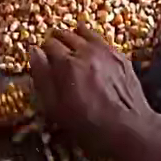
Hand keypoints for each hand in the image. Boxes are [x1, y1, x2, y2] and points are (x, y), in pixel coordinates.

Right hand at [27, 28, 158, 155]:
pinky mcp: (120, 56)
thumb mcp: (54, 106)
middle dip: (57, 40)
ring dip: (74, 36)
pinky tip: (90, 47)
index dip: (43, 50)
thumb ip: (42, 77)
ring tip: (71, 43)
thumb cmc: (86, 122)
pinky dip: (92, 40)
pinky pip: (102, 40)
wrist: (127, 128)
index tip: (43, 57)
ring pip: (85, 33)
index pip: (49, 44)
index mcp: (66, 64)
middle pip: (66, 34)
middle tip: (54, 49)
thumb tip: (34, 52)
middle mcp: (85, 51)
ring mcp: (105, 51)